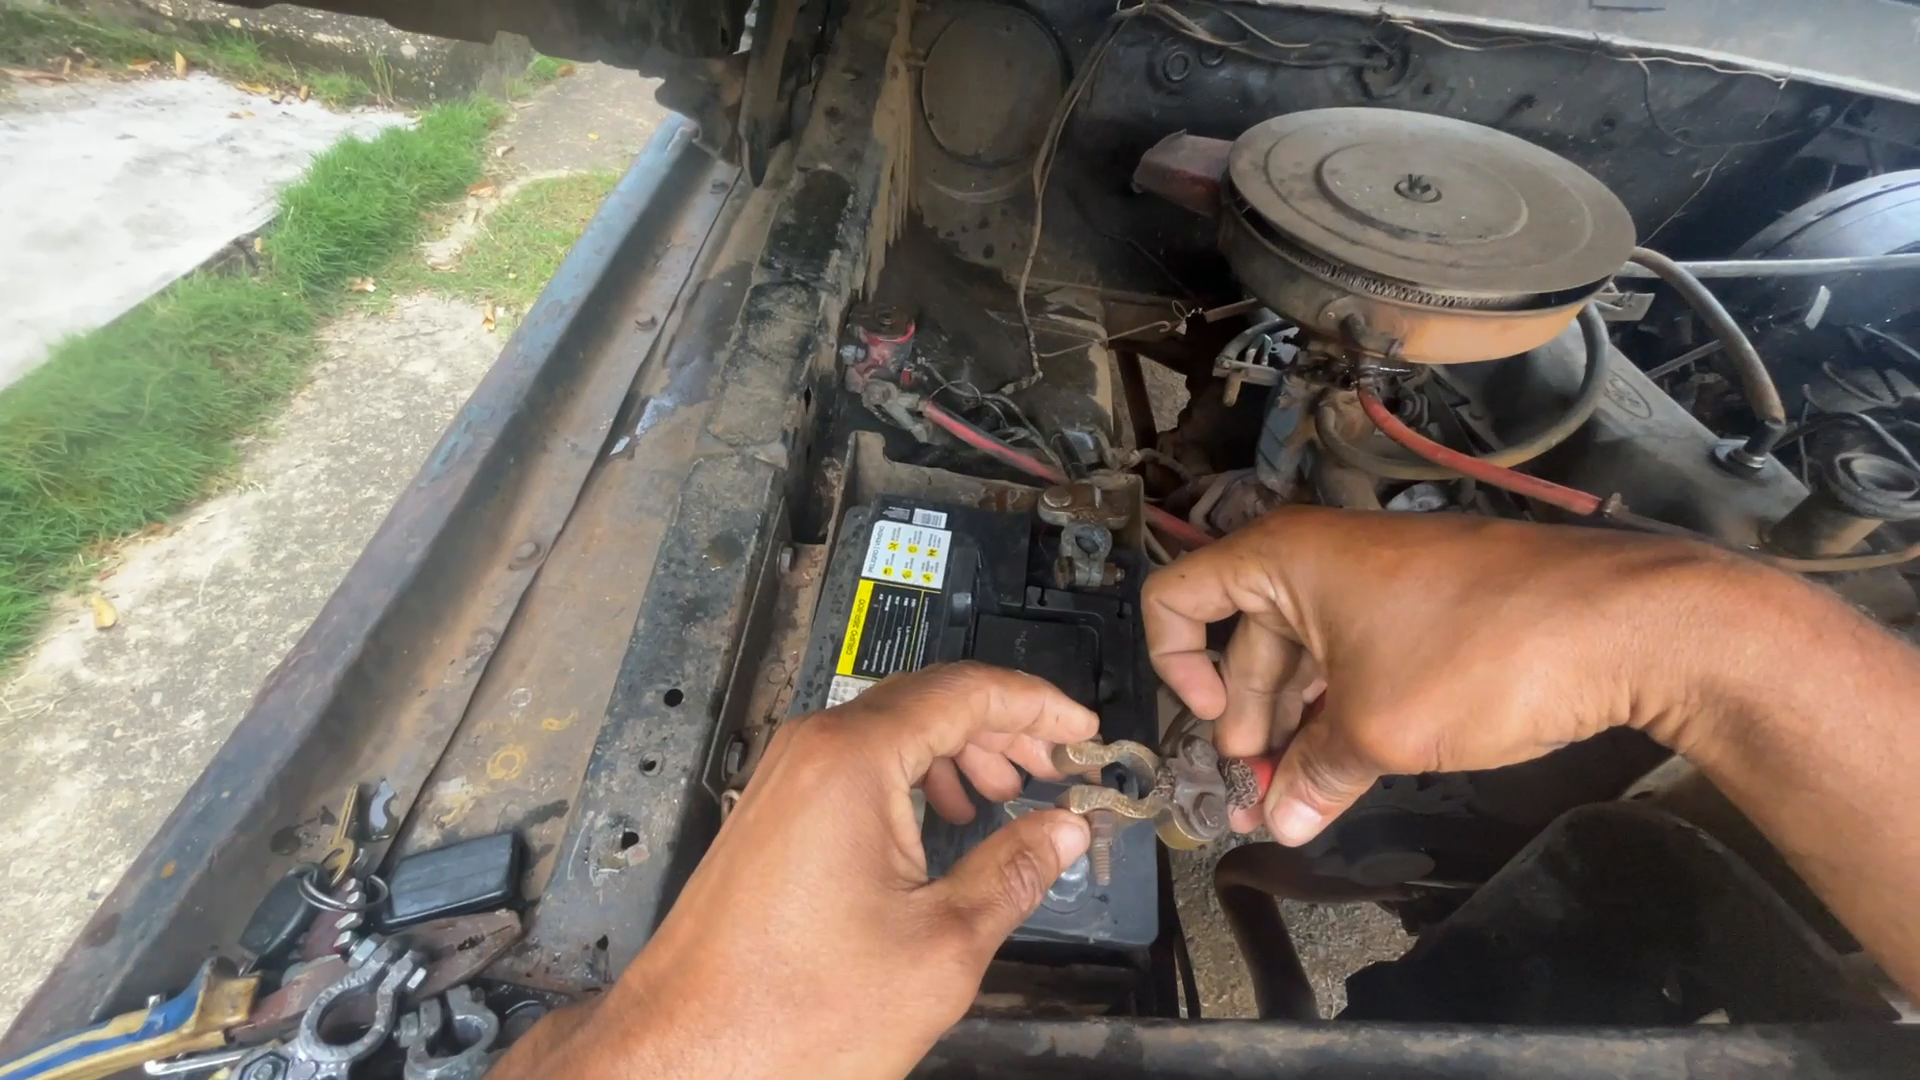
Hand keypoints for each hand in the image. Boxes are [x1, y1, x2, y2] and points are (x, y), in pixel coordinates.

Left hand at [491, 662, 1096, 1079]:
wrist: (678, 1061)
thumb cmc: (796, 1013)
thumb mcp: (937, 947)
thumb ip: (1013, 870)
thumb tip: (1065, 829)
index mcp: (854, 757)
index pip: (966, 692)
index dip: (1035, 705)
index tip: (1080, 728)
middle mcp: (816, 743)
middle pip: (931, 699)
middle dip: (1003, 727)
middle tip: (1054, 767)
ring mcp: (790, 769)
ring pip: (897, 726)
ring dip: (961, 749)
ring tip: (1007, 793)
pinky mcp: (780, 801)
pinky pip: (864, 758)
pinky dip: (916, 772)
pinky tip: (943, 817)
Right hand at [1142, 506, 1752, 844]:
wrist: (1640, 624)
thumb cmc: (1477, 655)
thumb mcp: (1378, 728)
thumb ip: (1315, 777)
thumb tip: (1281, 828)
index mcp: (1277, 559)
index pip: (1174, 597)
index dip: (1175, 666)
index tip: (1214, 724)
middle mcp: (1309, 560)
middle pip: (1242, 642)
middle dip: (1248, 723)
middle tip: (1261, 795)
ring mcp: (1365, 581)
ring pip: (1299, 657)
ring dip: (1294, 727)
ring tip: (1300, 797)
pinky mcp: (1411, 605)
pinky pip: (1347, 657)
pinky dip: (1337, 709)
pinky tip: (1344, 765)